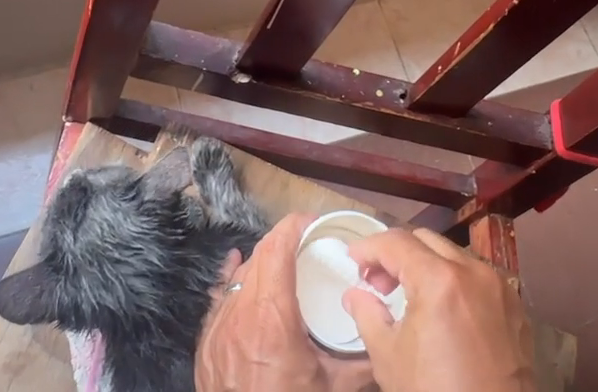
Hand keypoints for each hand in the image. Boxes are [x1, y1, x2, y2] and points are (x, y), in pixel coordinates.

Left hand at [196, 214, 376, 391]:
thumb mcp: (336, 387)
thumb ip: (365, 357)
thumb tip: (392, 335)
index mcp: (272, 318)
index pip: (277, 249)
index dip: (294, 226)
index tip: (312, 222)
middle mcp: (239, 315)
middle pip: (258, 256)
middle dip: (282, 241)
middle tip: (306, 243)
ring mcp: (217, 330)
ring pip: (239, 276)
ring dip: (261, 263)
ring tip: (283, 264)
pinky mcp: (205, 346)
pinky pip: (219, 299)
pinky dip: (233, 281)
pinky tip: (237, 267)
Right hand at [343, 227, 538, 391]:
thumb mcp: (389, 358)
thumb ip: (367, 315)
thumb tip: (355, 294)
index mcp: (439, 280)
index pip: (396, 243)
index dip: (369, 247)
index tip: (353, 259)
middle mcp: (473, 271)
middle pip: (425, 240)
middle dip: (397, 254)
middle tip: (378, 282)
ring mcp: (499, 287)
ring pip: (453, 255)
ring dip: (426, 265)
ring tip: (410, 296)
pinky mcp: (515, 307)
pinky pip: (478, 277)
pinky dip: (454, 281)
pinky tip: (444, 310)